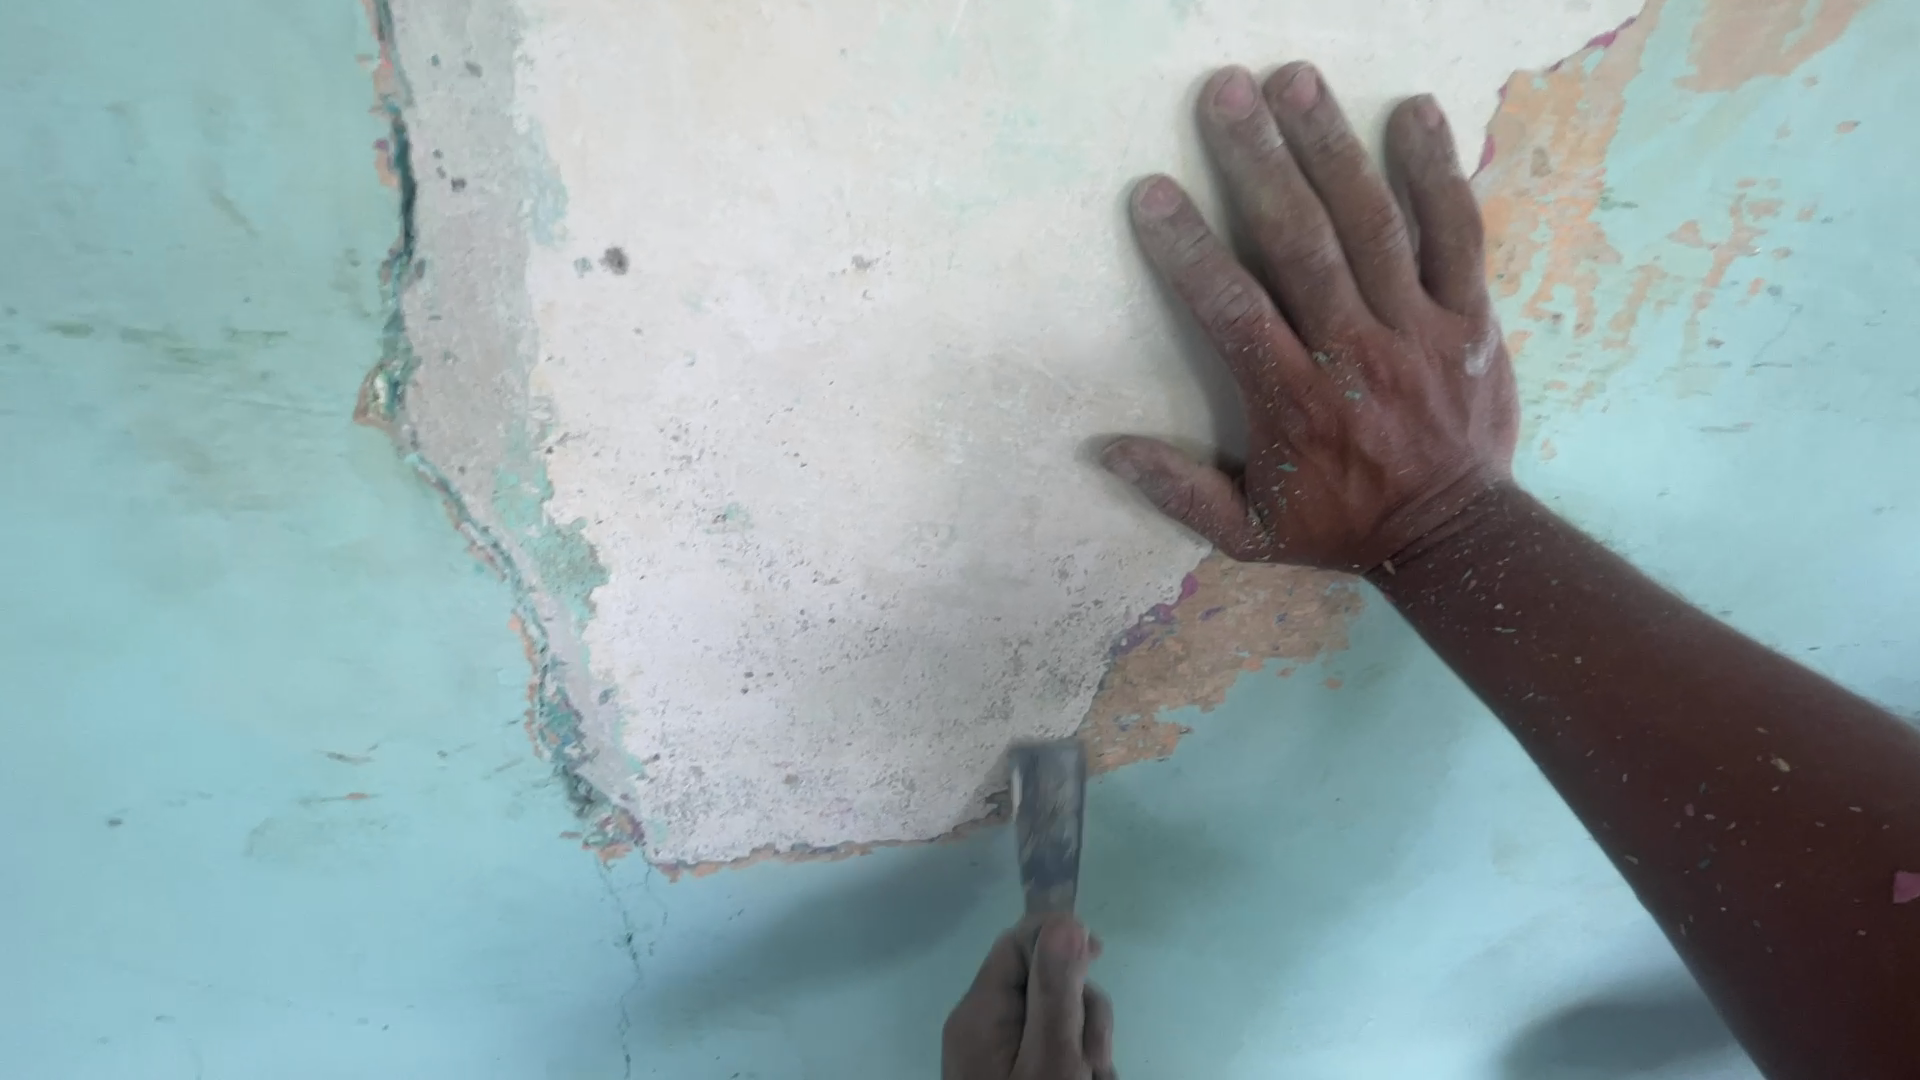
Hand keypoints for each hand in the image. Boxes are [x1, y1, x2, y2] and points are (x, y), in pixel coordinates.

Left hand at [942, 916, 1115, 1079]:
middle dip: (1082, 1010)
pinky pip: (1052, 1048)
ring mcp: (998, 1054)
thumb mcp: (1050, 1058)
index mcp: (979, 1010)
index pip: (1018, 941)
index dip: (1059, 936)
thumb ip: (1055, 991)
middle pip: (1043, 982)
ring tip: (1095, 1078)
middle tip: (1096, 1056)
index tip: (1098, 952)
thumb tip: (1066, 921)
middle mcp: (983, 1025)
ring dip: (1086, 1043)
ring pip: (1056, 1018)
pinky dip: (1077, 1063)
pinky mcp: (1014, 1072)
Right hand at [1102, 63, 1518, 571]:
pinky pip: (1458, 234)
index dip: (1190, 250)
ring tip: (1295, 80)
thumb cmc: (1337, 527)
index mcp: (1291, 400)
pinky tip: (1414, 113)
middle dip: (1260, 162)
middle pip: (1302, 243)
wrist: (1451, 537)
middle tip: (1225, 91)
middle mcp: (1352, 352)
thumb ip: (1177, 491)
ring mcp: (1417, 328)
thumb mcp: (1244, 533)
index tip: (1153, 194)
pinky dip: (1436, 172)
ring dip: (1332, 146)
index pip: (1233, 311)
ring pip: (1374, 225)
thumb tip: (1105, 451)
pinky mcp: (1470, 318)